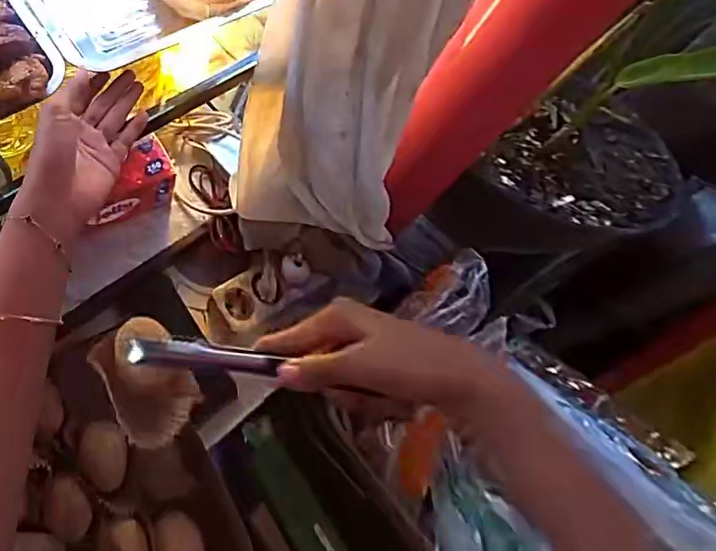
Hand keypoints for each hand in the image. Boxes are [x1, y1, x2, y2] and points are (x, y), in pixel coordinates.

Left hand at [16, 70, 147, 240]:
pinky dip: (135, 127)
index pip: (82, 93)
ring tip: (140, 84)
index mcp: (64, 117)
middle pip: (102, 104)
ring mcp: (98, 146)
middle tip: (132, 71)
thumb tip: (85, 69)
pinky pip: (126, 140)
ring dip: (127, 101)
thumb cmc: (52, 151)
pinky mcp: (112, 161)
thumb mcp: (55, 113)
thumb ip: (72, 91)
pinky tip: (145, 113)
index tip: (110, 65)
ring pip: (115, 118)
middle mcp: (81, 130)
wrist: (57, 197)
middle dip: (115, 88)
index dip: (95, 80)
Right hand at [255, 299, 507, 416]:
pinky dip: (372, 399)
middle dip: (331, 384)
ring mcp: (366, 343)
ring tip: (381, 399)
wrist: (466, 379)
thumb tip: (278, 371)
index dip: (274, 348)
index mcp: (336, 315)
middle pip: (316, 360)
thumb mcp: (358, 368)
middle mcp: (346, 323)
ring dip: (355, 395)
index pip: (293, 333)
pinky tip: (393, 401)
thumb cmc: (408, 364)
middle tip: (353, 394)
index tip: (249, 360)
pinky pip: (360, 386)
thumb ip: (316, 369)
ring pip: (339, 378)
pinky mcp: (383, 363)